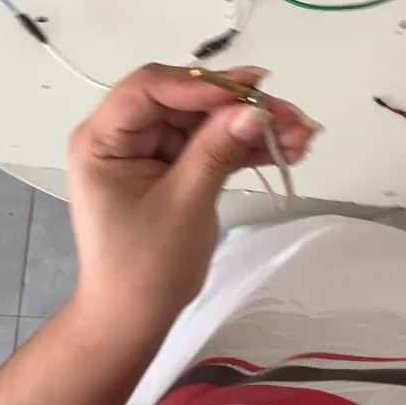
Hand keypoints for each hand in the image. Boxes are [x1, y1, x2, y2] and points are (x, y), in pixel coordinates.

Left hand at [65, 64, 320, 328]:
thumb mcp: (182, 206)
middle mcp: (127, 134)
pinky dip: (250, 146)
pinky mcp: (179, 165)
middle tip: (289, 115)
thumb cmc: (144, 268)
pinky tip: (289, 149)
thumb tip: (254, 110)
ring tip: (302, 135)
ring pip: (209, 119)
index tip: (249, 92)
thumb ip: (216, 151)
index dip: (200, 85)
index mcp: (104, 138)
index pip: (148, 89)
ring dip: (255, 125)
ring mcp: (154, 148)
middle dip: (240, 106)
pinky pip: (216, 143)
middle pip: (188, 100)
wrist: (137, 319)